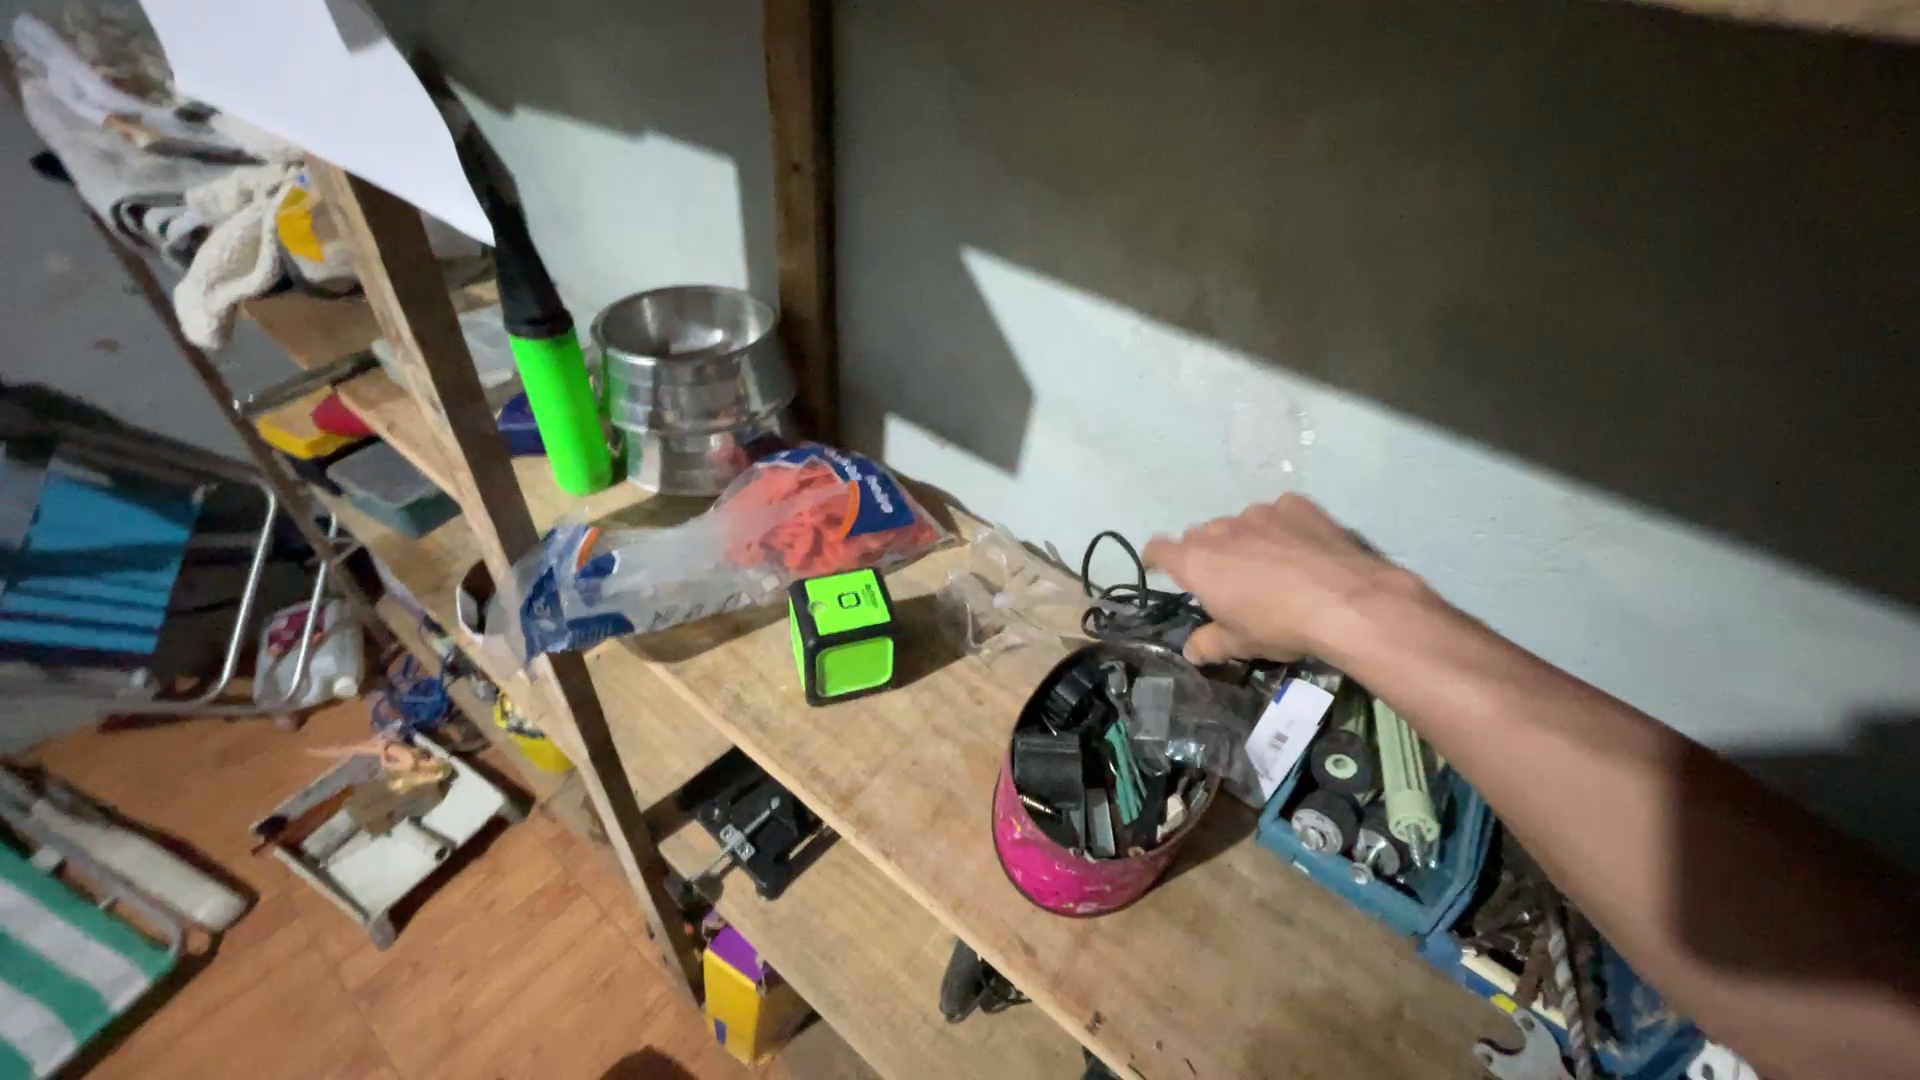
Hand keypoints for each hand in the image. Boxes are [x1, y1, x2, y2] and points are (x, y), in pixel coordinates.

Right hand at [1143, 495, 1417, 665]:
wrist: (1347, 602)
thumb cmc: (1279, 625)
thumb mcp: (1240, 643)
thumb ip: (1209, 644)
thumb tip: (1191, 651)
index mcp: (1197, 562)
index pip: (1158, 549)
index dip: (1155, 558)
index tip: (1157, 566)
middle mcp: (1221, 530)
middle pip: (1200, 536)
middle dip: (1206, 555)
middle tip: (1227, 581)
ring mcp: (1259, 513)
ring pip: (1239, 525)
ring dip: (1244, 541)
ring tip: (1270, 566)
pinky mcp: (1295, 506)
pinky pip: (1277, 515)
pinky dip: (1280, 528)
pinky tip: (1300, 549)